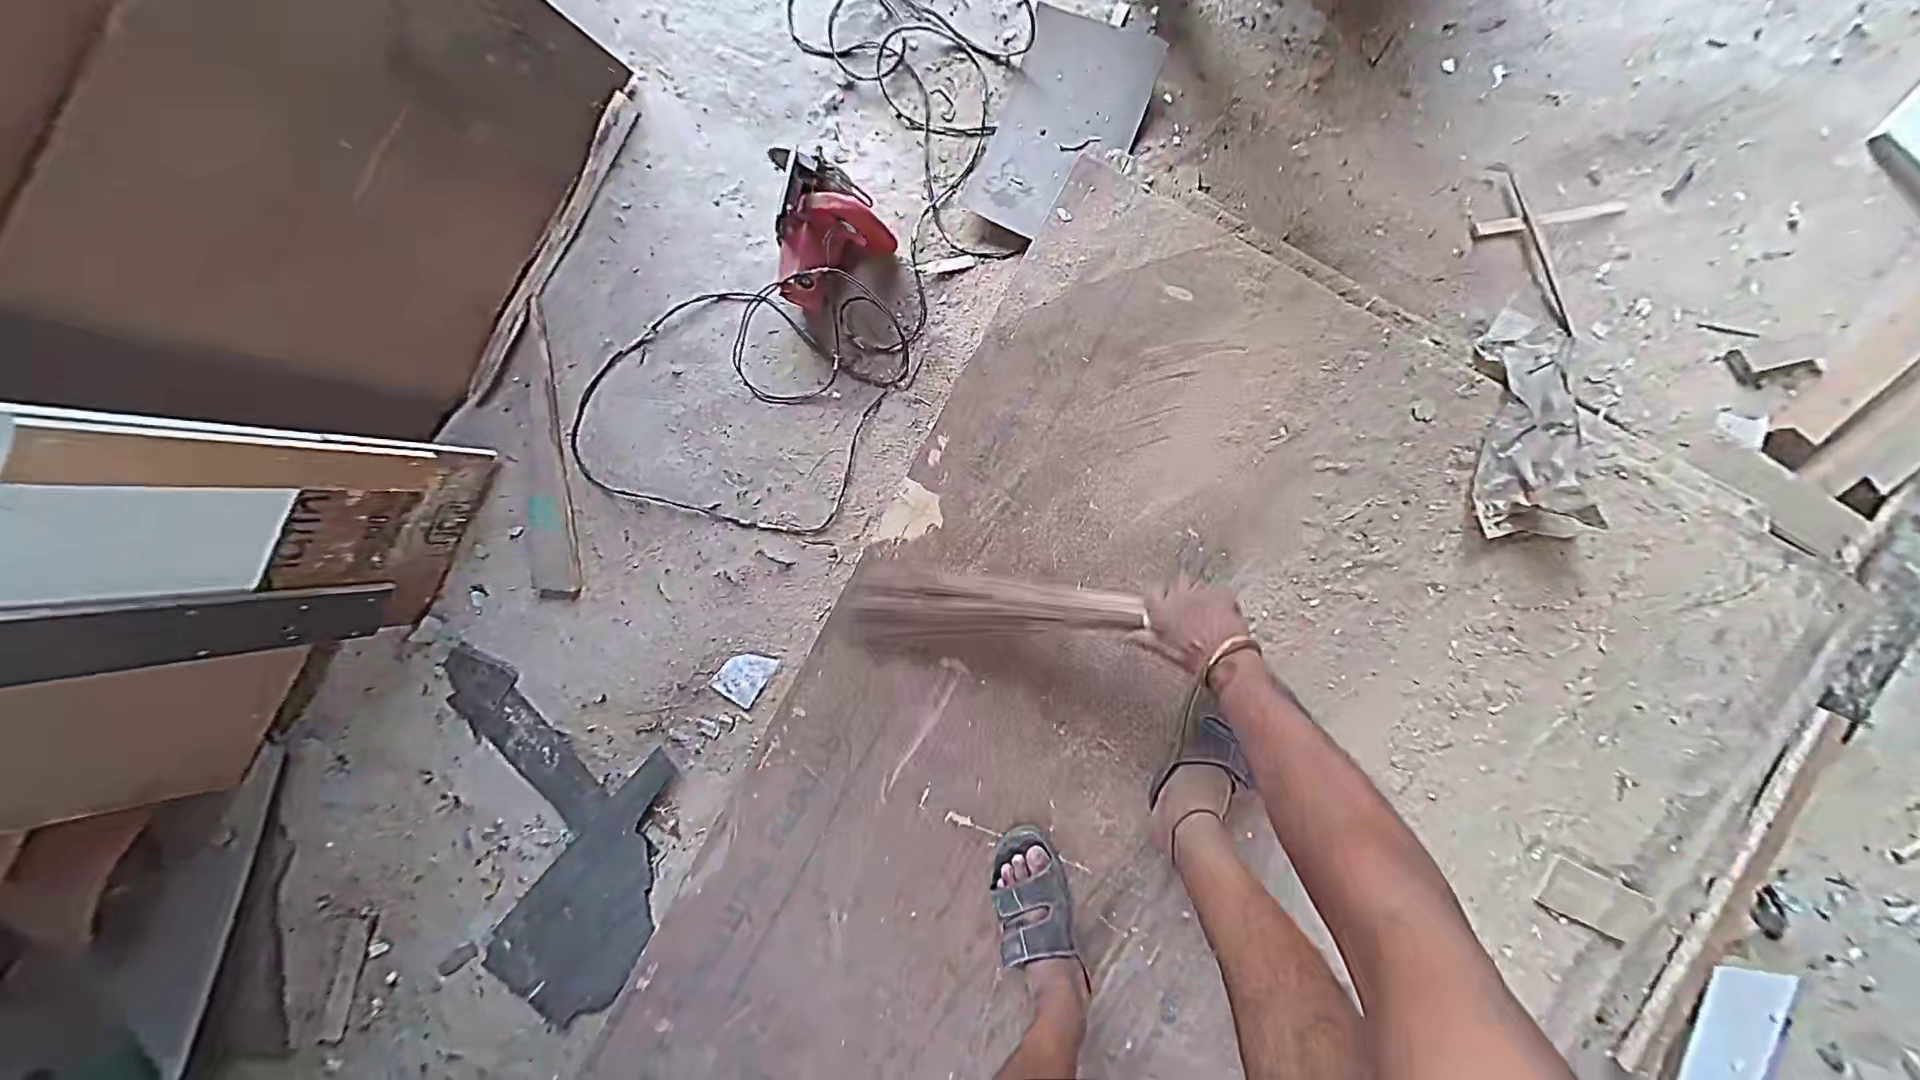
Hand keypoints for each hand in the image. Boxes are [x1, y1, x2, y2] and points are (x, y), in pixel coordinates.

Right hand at [1138, 578, 1252, 678]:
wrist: (1226, 658)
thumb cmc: (1197, 660)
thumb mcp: (1166, 652)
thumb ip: (1146, 640)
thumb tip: (1132, 637)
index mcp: (1161, 611)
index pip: (1151, 594)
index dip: (1157, 599)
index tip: (1162, 605)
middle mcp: (1178, 597)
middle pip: (1175, 584)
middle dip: (1180, 593)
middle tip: (1186, 609)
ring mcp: (1200, 592)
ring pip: (1196, 585)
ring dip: (1198, 596)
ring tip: (1205, 612)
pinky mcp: (1221, 592)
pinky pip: (1216, 590)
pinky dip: (1218, 598)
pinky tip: (1221, 612)